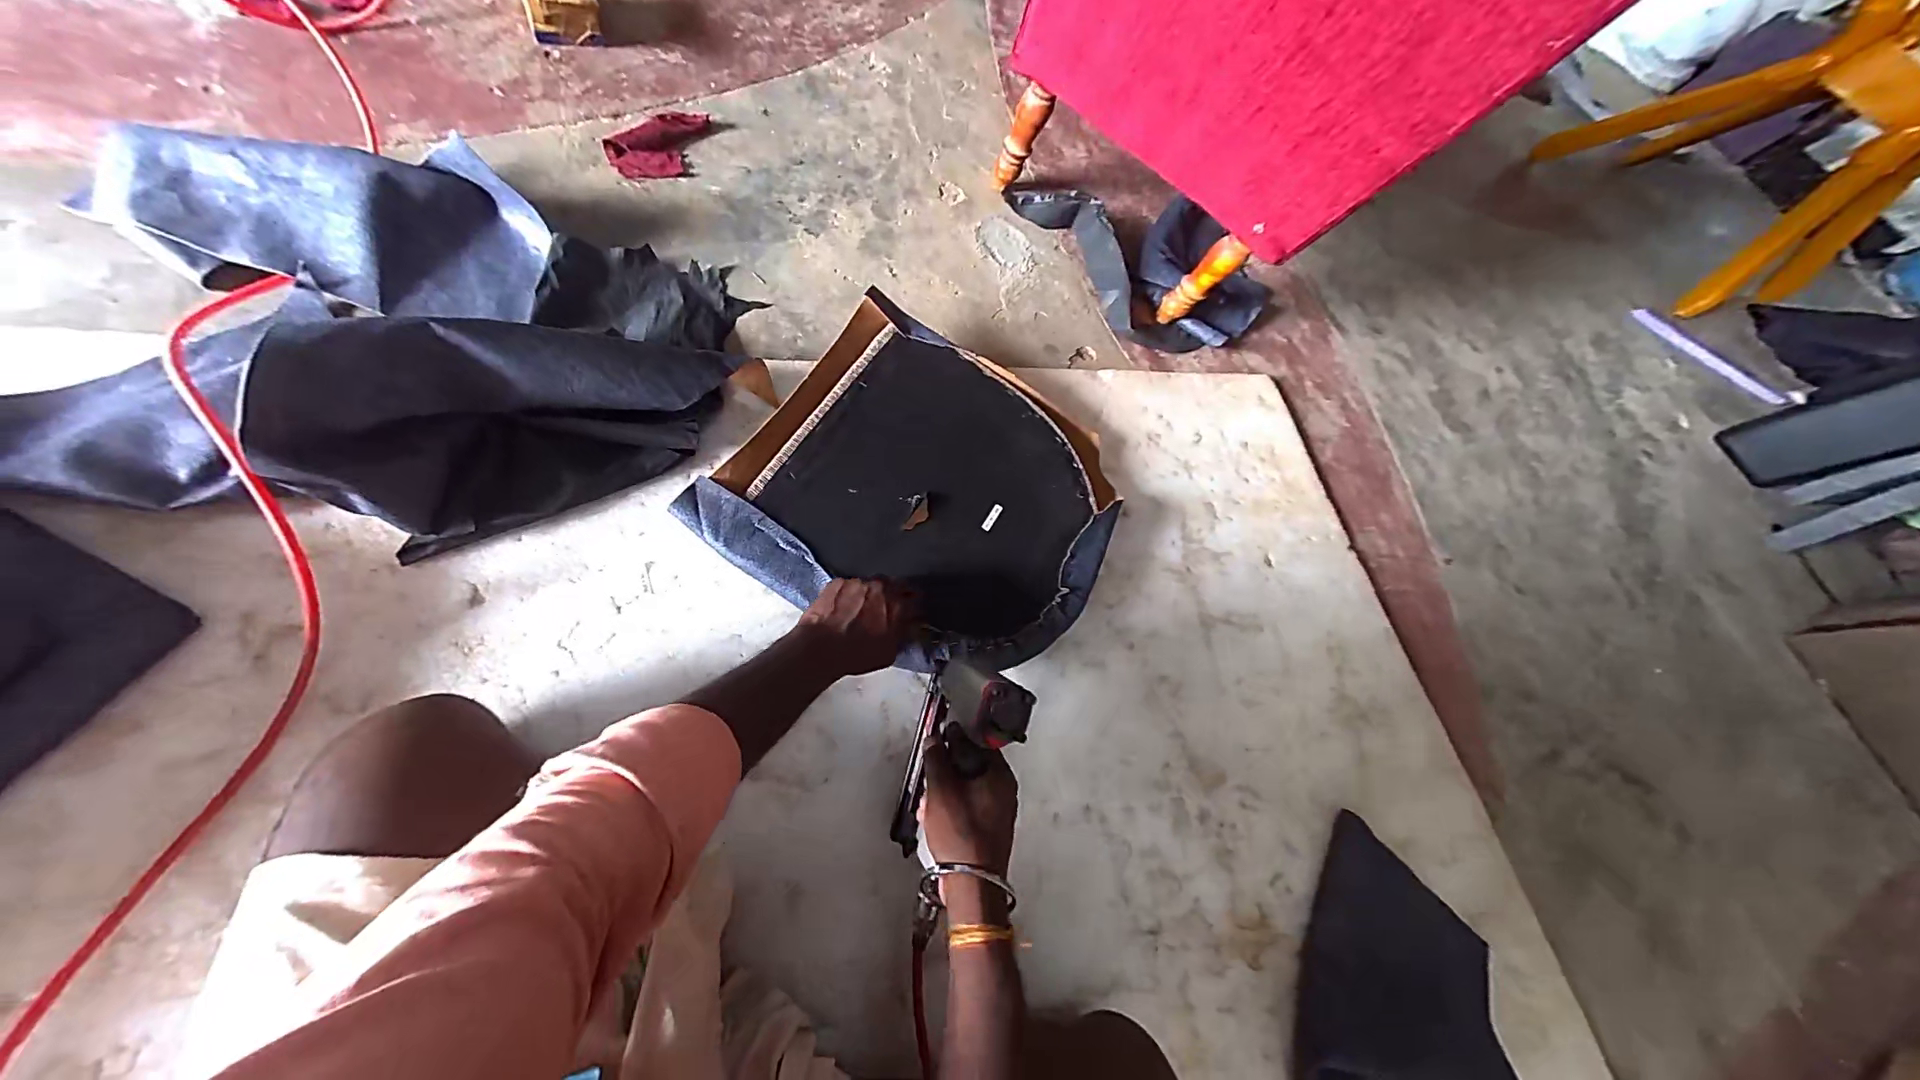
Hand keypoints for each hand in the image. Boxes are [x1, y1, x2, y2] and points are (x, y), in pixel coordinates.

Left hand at [790, 578, 917, 678]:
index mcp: (898, 604)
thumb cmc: (857, 654)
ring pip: (869, 583)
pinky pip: (849, 585)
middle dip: (893, 593)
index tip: (912, 610)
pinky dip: (849, 593)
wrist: (820, 648)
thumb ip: (903, 633)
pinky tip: (843, 606)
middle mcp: (880, 587)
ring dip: (869, 592)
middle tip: (886, 607)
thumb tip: (911, 625)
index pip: (915, 598)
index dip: (914, 604)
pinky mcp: (837, 582)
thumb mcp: (889, 652)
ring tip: (861, 607)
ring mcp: (858, 582)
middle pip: (893, 584)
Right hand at [919, 736, 1017, 875]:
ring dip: (946, 790)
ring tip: (928, 804)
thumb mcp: (940, 790)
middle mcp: (1005, 790)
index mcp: (999, 775)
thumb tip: (935, 739)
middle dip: (947, 769)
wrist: (972, 881)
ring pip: (968, 787)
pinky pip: (970, 805)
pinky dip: (952, 806)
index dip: (955, 736)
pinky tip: (934, 818)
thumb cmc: (960, 833)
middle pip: (972, 764)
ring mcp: (999, 810)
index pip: (977, 742)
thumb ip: (937, 760)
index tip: (940, 734)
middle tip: (930, 776)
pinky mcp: (990, 828)